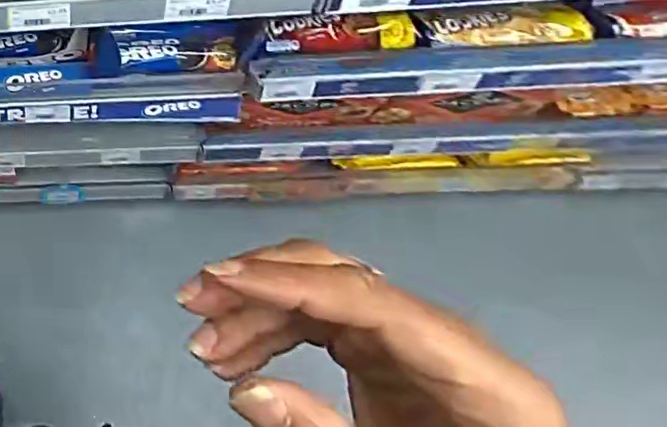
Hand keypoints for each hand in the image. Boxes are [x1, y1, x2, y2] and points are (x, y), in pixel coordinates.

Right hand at [177, 239, 565, 426]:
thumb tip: (242, 390)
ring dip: (252, 313)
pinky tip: (235, 353)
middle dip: (254, 287)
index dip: (284, 280)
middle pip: (332, 279)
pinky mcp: (384, 354)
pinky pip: (316, 325)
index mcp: (473, 367)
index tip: (217, 276)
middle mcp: (438, 336)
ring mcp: (407, 341)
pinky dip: (270, 334)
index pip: (362, 294)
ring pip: (312, 296)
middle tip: (194, 302)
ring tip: (204, 345)